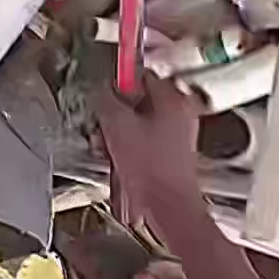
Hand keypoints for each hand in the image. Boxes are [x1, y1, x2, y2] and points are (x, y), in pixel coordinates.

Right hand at [93, 75, 202, 203]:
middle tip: (103, 120)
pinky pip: (139, 138)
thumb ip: (105, 99)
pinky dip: (124, 143)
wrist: (166, 205)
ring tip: (105, 142)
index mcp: (173, 99)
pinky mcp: (168, 152)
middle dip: (114, 111)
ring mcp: (175, 134)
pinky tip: (114, 155)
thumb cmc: (151, 167)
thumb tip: (98, 89)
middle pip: (136, 99)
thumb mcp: (115, 124)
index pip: (142, 74)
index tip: (104, 85)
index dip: (119, 80)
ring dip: (115, 129)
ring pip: (135, 120)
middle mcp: (179, 114)